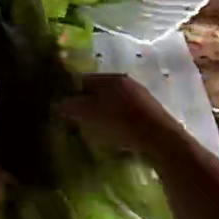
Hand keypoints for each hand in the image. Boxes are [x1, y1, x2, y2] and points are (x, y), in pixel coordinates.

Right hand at [59, 74, 173, 155]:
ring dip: (102, 113)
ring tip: (94, 130)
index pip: (83, 79)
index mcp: (111, 78)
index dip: (69, 93)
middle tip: (76, 121)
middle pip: (99, 90)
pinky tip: (114, 134)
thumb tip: (58, 103)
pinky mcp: (150, 112)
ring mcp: (141, 96)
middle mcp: (127, 82)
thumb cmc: (120, 124)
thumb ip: (71, 107)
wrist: (160, 140)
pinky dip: (117, 121)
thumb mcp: (89, 115)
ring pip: (113, 102)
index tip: (62, 108)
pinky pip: (125, 113)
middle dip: (86, 103)